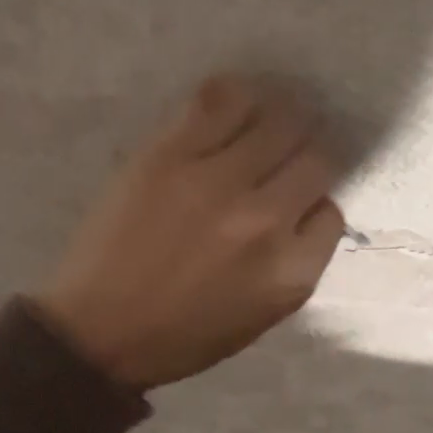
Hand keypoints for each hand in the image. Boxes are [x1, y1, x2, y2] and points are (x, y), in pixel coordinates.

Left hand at [31, 75, 345, 389]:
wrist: (100, 330)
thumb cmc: (184, 335)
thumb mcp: (260, 316)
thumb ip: (294, 263)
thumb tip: (306, 209)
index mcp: (290, 272)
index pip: (332, 212)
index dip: (316, 204)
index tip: (298, 204)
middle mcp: (265, 221)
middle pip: (315, 160)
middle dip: (307, 157)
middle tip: (287, 158)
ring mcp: (218, 182)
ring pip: (278, 120)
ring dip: (279, 122)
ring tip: (262, 129)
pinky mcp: (170, 154)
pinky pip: (221, 100)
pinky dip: (236, 97)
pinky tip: (232, 108)